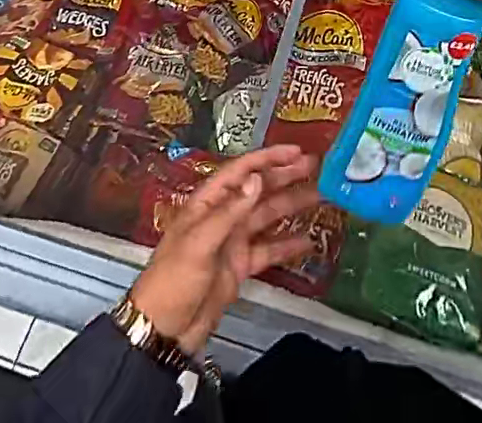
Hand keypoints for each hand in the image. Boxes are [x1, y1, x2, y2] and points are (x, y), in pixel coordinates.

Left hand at [129, 145, 320, 354]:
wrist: (162, 331)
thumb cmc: (172, 280)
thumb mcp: (199, 242)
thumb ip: (230, 211)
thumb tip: (257, 179)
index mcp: (208, 203)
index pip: (241, 171)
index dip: (268, 158)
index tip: (295, 151)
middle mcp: (223, 216)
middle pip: (258, 189)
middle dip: (285, 176)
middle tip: (314, 166)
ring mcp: (232, 241)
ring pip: (267, 216)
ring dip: (292, 205)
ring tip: (319, 195)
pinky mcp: (240, 265)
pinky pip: (269, 249)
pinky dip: (287, 244)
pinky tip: (308, 241)